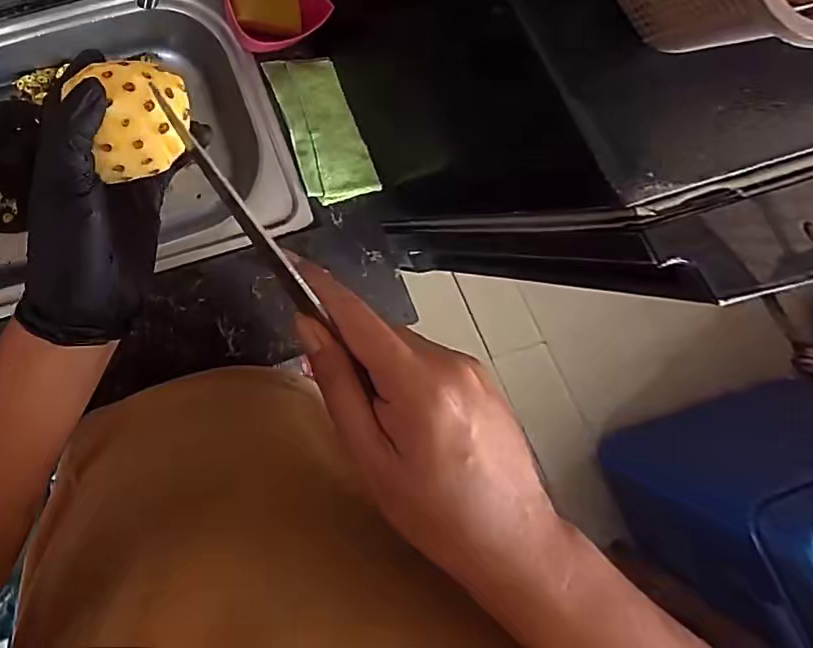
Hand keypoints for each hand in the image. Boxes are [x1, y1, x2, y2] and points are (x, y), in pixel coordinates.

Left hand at [17, 52, 183, 344]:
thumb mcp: (64, 185)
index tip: (100, 53)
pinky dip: (181, 151)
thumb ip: (74, 134)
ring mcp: (118, 178)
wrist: (90, 304)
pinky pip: (164, 165)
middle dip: (126, 91)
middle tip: (150, 72)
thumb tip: (92, 84)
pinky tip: (198, 140)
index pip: (66, 104)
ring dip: (157, 117)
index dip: (80, 77)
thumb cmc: (68, 244)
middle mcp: (88, 159)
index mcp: (59, 153)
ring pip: (139, 135)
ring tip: (179, 98)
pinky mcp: (144, 197)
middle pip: (107, 114)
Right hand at [291, 256, 571, 583]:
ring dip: (378, 366)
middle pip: (377, 331)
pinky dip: (403, 374)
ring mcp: (469, 366)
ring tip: (388, 426)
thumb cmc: (438, 515)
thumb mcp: (369, 456)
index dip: (321, 286)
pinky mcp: (479, 375)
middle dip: (350, 349)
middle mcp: (448, 362)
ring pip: (399, 344)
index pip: (357, 315)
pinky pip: (423, 357)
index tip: (294, 264)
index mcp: (419, 383)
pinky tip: (413, 422)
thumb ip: (336, 384)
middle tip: (345, 401)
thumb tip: (309, 328)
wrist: (518, 547)